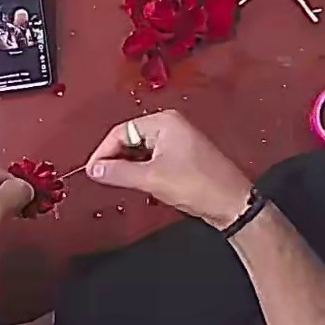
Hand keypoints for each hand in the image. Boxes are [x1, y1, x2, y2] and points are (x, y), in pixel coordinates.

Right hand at [83, 111, 251, 228]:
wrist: (232, 203)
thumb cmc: (199, 184)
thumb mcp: (151, 179)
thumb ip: (119, 172)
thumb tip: (94, 169)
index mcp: (163, 122)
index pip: (121, 131)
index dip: (103, 151)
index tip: (92, 170)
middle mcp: (170, 126)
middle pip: (129, 139)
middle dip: (115, 158)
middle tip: (102, 178)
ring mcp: (177, 141)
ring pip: (140, 150)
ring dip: (128, 166)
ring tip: (119, 182)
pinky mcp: (181, 157)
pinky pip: (152, 159)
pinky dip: (141, 171)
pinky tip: (139, 184)